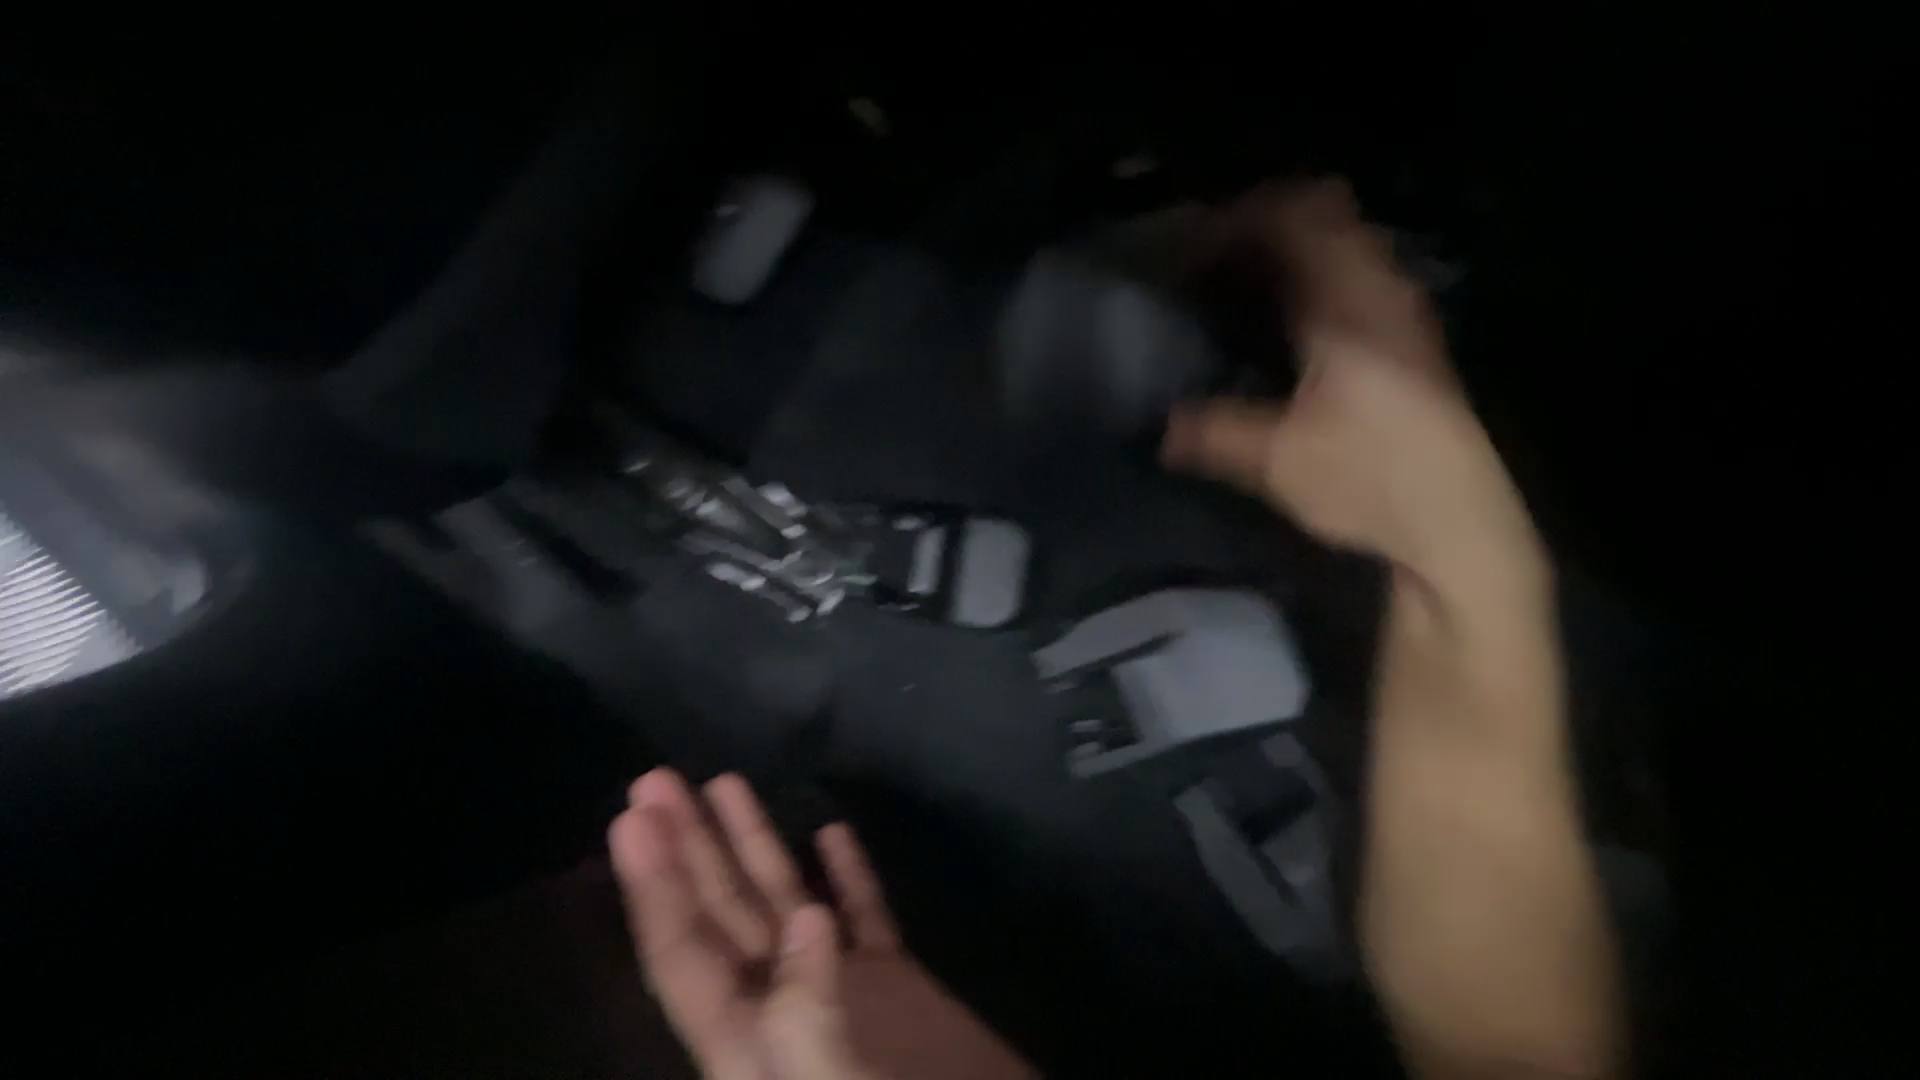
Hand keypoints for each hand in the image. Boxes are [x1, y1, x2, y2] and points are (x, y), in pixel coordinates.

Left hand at [608, 768, 1035, 1079]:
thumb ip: (811, 1014)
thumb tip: (808, 916)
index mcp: (749, 1041)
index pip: (685, 952)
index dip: (653, 885)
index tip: (634, 819)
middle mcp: (783, 1004)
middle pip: (723, 914)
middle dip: (688, 847)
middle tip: (655, 781)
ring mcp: (842, 988)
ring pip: (784, 902)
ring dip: (754, 845)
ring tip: (725, 784)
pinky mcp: (896, 981)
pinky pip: (865, 912)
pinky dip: (846, 873)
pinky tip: (831, 831)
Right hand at [1163, 180, 1543, 601]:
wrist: (1458, 524)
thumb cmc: (1372, 479)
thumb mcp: (1277, 459)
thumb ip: (1212, 434)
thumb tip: (1160, 429)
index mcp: (1349, 303)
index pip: (1294, 216)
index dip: (1236, 221)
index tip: (1189, 252)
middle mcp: (1382, 292)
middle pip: (1324, 217)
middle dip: (1261, 231)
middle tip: (1210, 267)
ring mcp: (1402, 314)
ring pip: (1343, 249)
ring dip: (1289, 258)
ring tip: (1236, 294)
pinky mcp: (1409, 344)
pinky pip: (1353, 281)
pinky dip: (1311, 285)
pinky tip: (1280, 332)